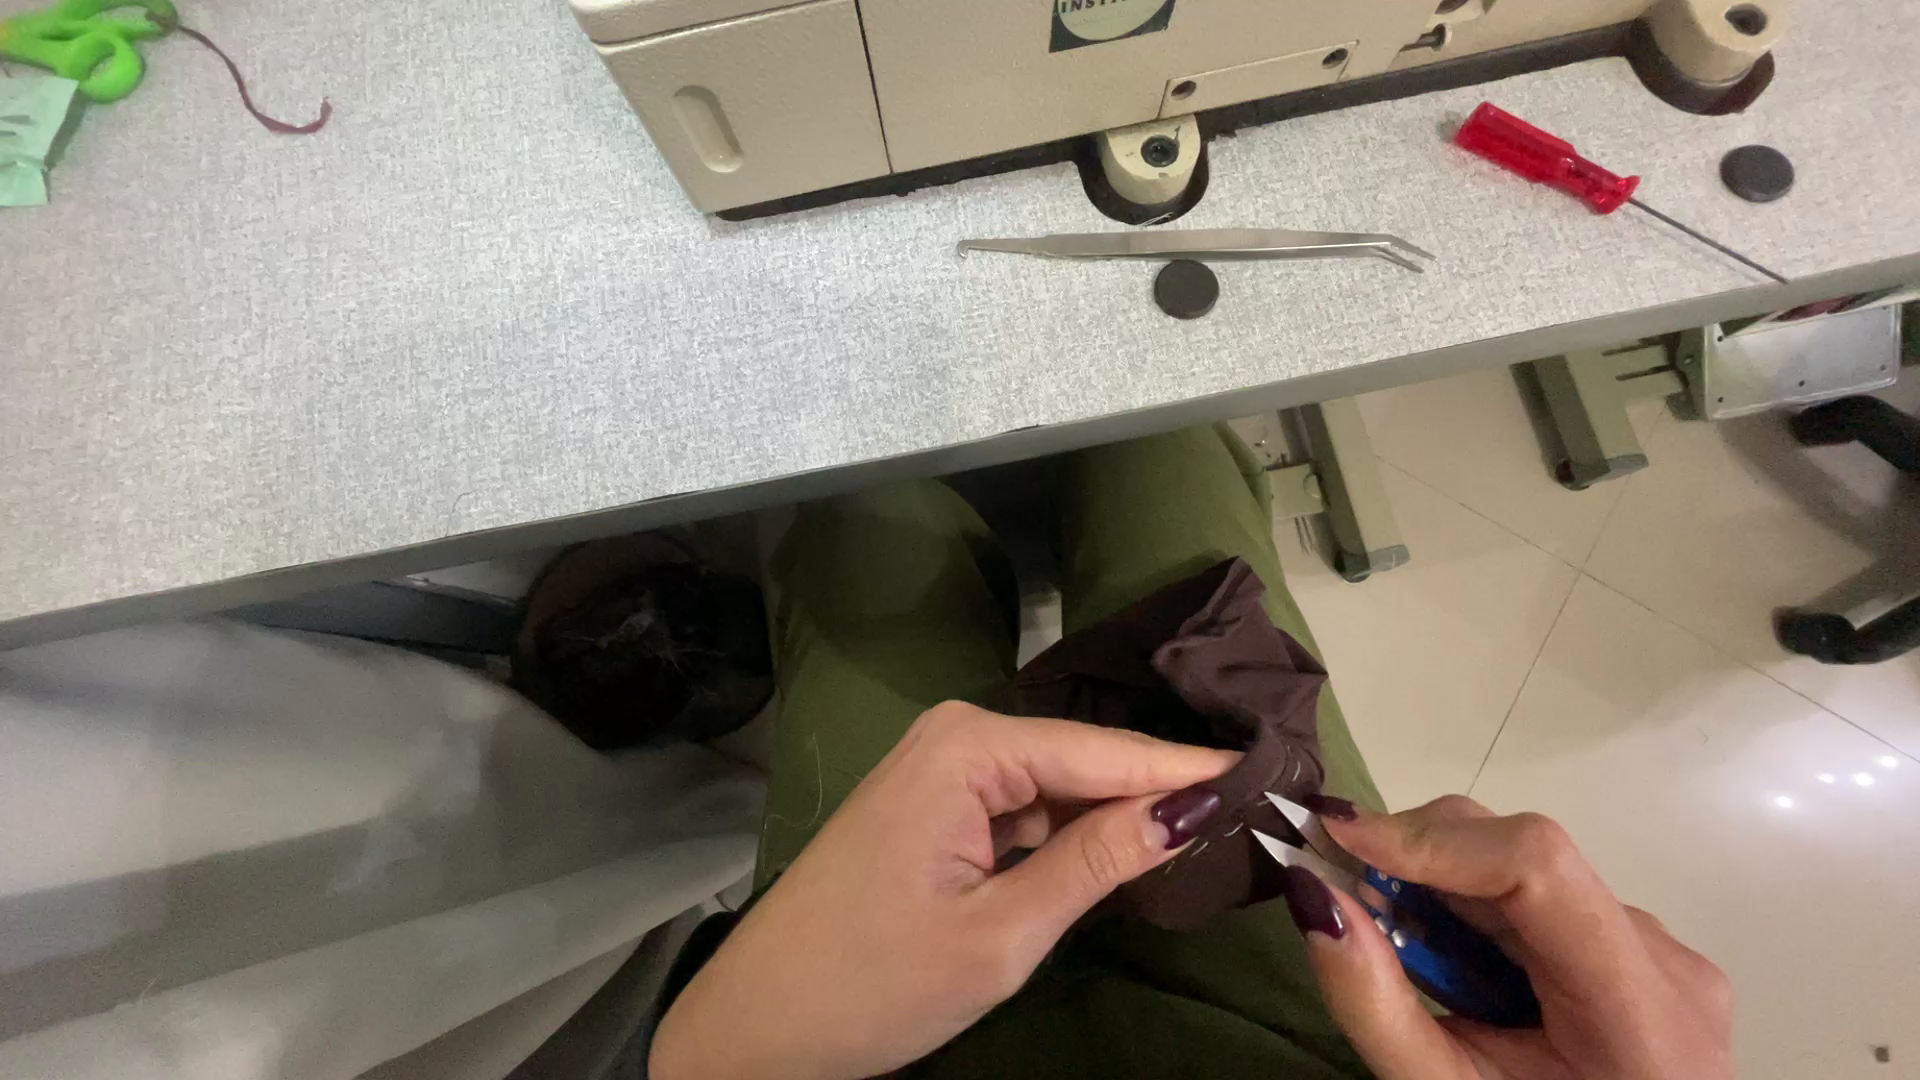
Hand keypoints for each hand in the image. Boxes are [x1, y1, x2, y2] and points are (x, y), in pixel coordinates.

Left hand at [650, 701, 1237, 1079]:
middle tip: (1254, 799)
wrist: (758, 1018)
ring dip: (1117, 809)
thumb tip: (1190, 809)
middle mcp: (958, 733)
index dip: (1186, 765)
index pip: (1103, 751)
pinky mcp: (938, 797)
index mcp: (968, 747)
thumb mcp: (1000, 933)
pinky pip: (1022, 803)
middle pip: (1081, 759)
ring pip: (1055, 782)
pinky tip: (1124, 842)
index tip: (1270, 769)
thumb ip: (1095, 862)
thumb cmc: (873, 982)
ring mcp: (944, 763)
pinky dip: (1070, 828)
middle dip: (1158, 786)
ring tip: (1210, 820)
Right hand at [1282, 795, 1732, 1079]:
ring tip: (1390, 933)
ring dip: (1424, 875)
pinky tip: (1436, 944)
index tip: (1332, 835)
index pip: (1535, 865)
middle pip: (1513, 848)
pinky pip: (1516, 878)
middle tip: (1340, 890)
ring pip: (1507, 855)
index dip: (1425, 837)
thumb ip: (1375, 1004)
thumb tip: (1311, 889)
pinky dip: (1451, 891)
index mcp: (1642, 1011)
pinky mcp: (1620, 935)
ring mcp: (1646, 941)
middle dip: (1409, 854)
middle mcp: (1658, 953)